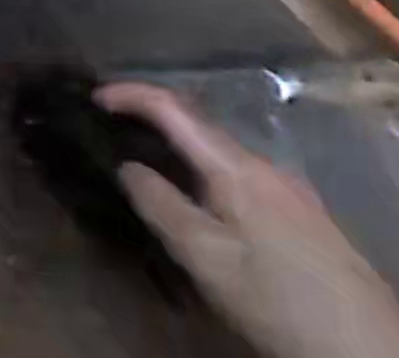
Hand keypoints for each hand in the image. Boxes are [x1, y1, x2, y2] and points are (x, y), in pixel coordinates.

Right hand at [97, 83, 398, 357]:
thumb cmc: (280, 303)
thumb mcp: (207, 260)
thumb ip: (160, 205)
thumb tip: (127, 166)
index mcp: (236, 166)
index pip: (173, 108)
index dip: (131, 94)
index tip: (95, 98)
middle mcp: (265, 164)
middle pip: (197, 122)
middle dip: (151, 116)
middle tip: (114, 128)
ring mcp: (290, 187)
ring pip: (220, 149)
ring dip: (179, 143)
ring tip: (149, 160)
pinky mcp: (304, 213)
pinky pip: (239, 171)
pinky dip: (205, 167)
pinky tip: (201, 198)